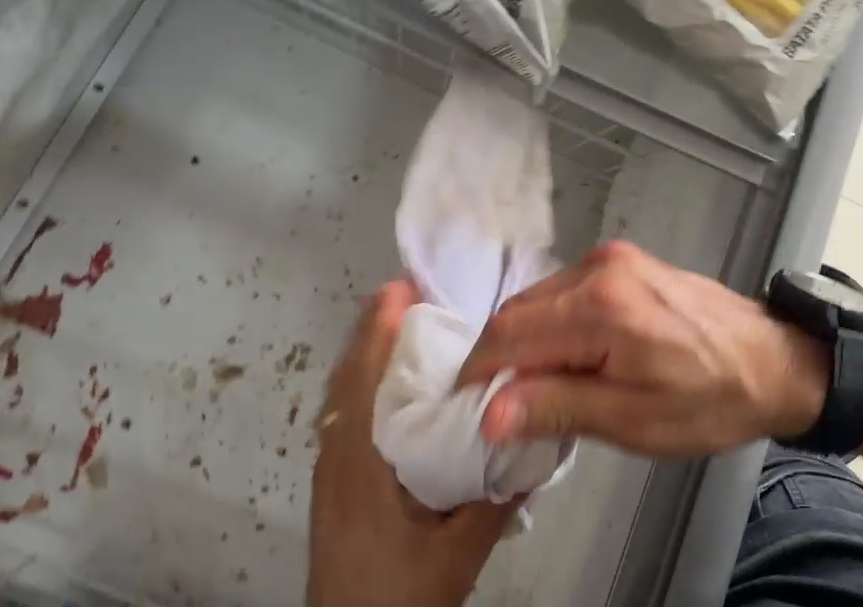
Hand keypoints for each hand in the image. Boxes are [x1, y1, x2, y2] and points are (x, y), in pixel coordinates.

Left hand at [310, 280, 514, 606]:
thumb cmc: (397, 598)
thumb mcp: (457, 554)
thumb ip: (495, 499)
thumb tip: (535, 448)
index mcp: (360, 465)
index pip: (362, 380)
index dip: (378, 330)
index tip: (401, 287)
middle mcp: (335, 457)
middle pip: (346, 377)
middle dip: (374, 329)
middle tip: (413, 293)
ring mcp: (328, 472)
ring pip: (342, 395)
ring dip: (369, 353)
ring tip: (406, 325)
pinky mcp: (332, 485)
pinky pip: (344, 415)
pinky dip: (365, 383)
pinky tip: (396, 386)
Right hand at [456, 241, 829, 456]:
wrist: (774, 360)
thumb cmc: (709, 401)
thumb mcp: (632, 420)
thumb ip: (557, 407)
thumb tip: (490, 413)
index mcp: (598, 306)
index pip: (508, 332)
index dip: (479, 370)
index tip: (467, 407)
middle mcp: (598, 267)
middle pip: (519, 310)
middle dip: (501, 357)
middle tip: (502, 405)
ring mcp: (612, 257)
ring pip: (539, 298)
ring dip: (527, 341)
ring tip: (537, 387)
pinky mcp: (624, 260)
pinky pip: (565, 290)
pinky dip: (553, 324)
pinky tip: (567, 356)